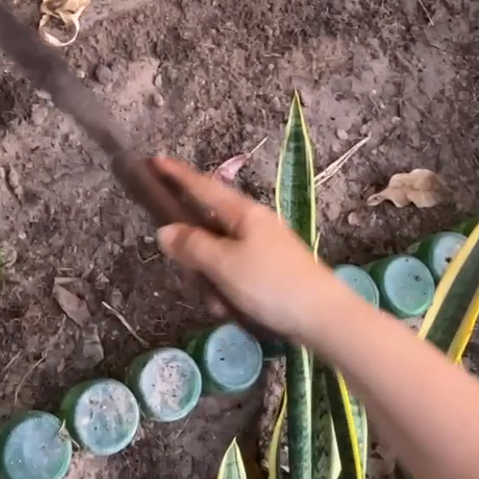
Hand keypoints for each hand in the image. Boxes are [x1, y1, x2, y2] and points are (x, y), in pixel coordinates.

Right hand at [151, 157, 359, 343]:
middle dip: (193, 255)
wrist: (324, 317)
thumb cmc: (271, 284)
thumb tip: (165, 231)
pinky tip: (231, 311)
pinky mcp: (270, 272)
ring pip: (218, 257)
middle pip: (207, 228)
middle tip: (188, 276)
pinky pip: (234, 275)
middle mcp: (253, 224)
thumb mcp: (224, 264)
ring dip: (210, 280)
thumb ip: (192, 246)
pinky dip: (227, 291)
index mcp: (243, 213)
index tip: (154, 161)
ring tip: (217, 303)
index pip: (202, 187)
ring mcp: (263, 248)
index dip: (176, 175)